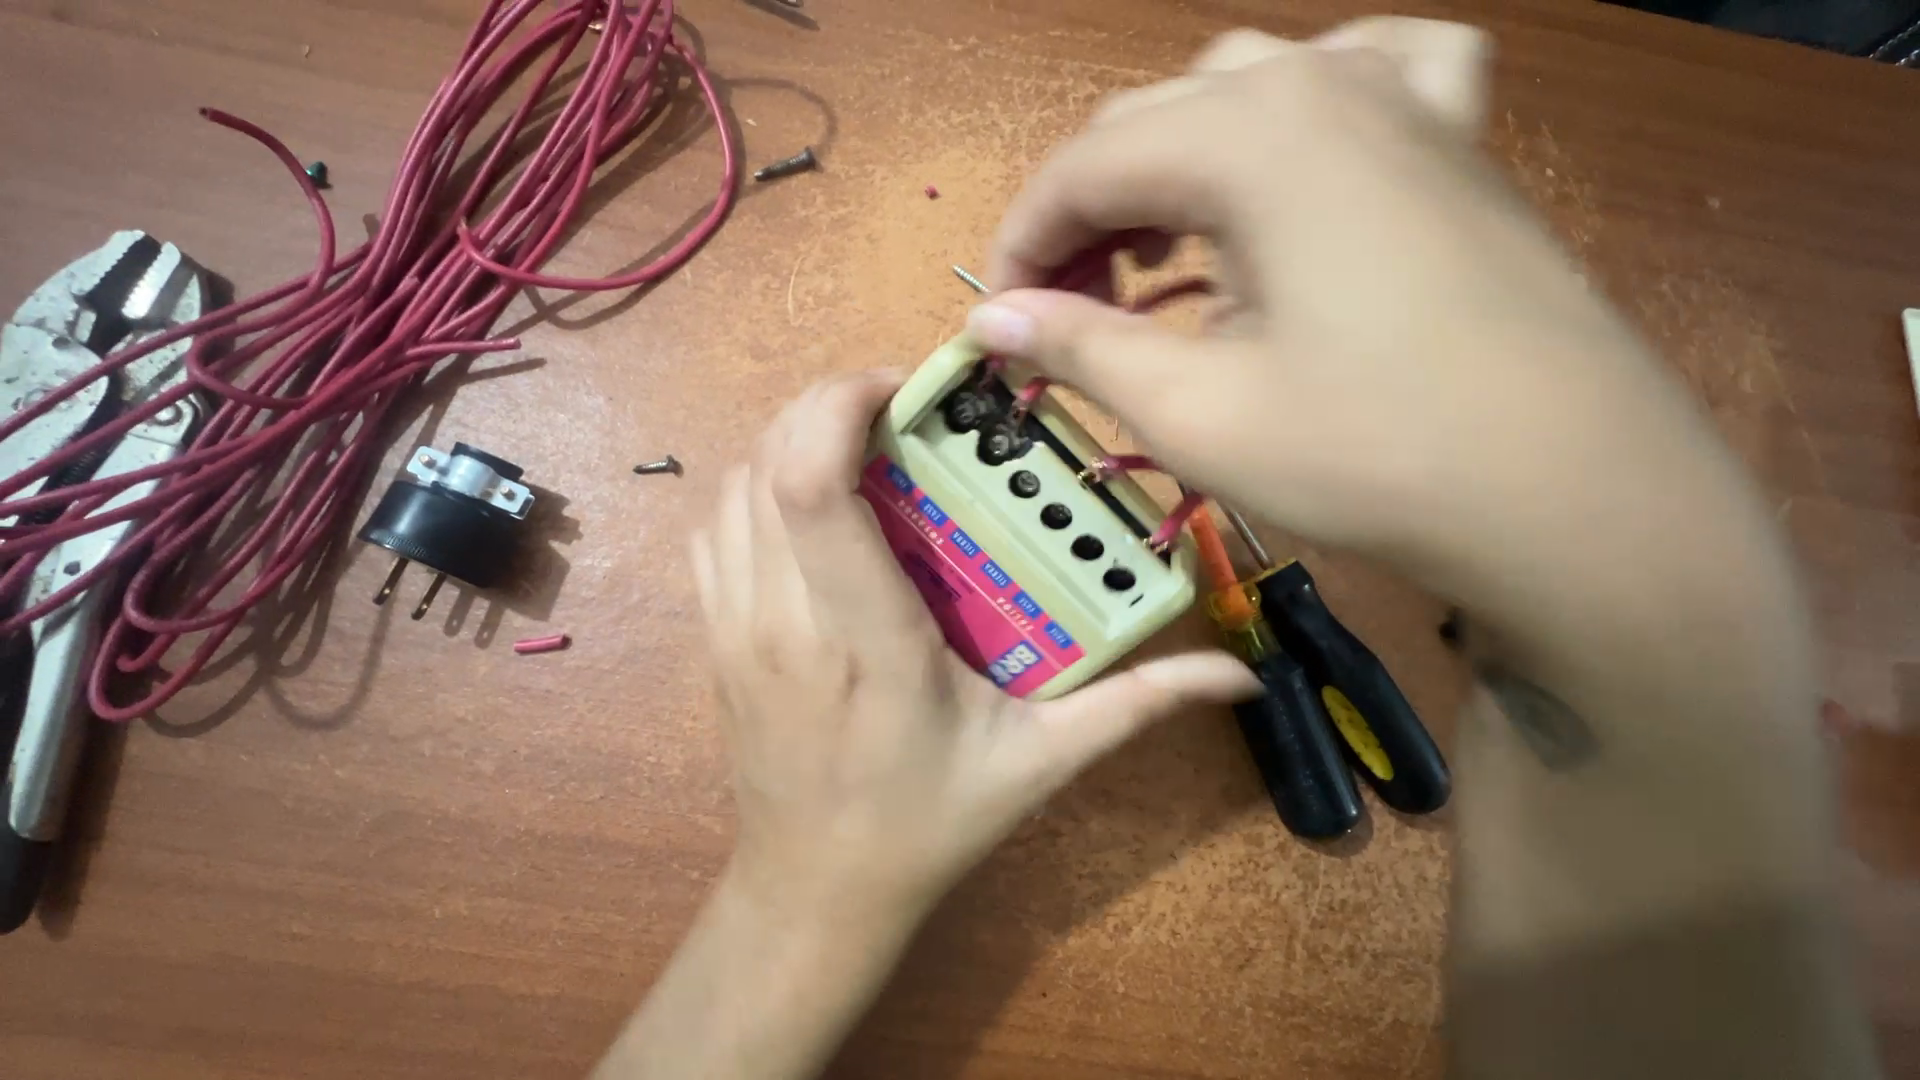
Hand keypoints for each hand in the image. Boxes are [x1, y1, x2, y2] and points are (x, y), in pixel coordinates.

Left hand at [691, 370, 1255, 926]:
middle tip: (901, 413)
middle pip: (768, 461)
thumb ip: (1135, 705)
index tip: (903, 390)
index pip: (813, 486)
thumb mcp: (1038, 763)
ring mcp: (732, 627)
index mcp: (866, 640)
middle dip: (827, 406)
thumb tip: (1237, 676)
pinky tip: (811, 501)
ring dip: (791, 440)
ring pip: (733, 485)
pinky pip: (715, 527)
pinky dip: (755, 485)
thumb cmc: (927, 826)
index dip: (842, 407)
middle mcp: (782, 620)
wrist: (813, 893)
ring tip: (861, 447)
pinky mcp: (712, 638)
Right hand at [963, 20, 1779, 643]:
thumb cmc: (1367, 454)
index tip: (1000, 320)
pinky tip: (1290, 169)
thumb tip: (989, 319)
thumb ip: (1079, 346)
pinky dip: (1293, 117)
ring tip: (1155, 253)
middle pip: (1150, 122)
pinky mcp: (1457, 139)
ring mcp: (1405, 98)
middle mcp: (1324, 81)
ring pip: (1238, 90)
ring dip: (1168, 167)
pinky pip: (1360, 79)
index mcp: (1251, 137)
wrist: (1569, 494)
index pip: (1084, 166)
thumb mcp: (1193, 411)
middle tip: (1066, 310)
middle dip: (1084, 215)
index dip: (1022, 244)